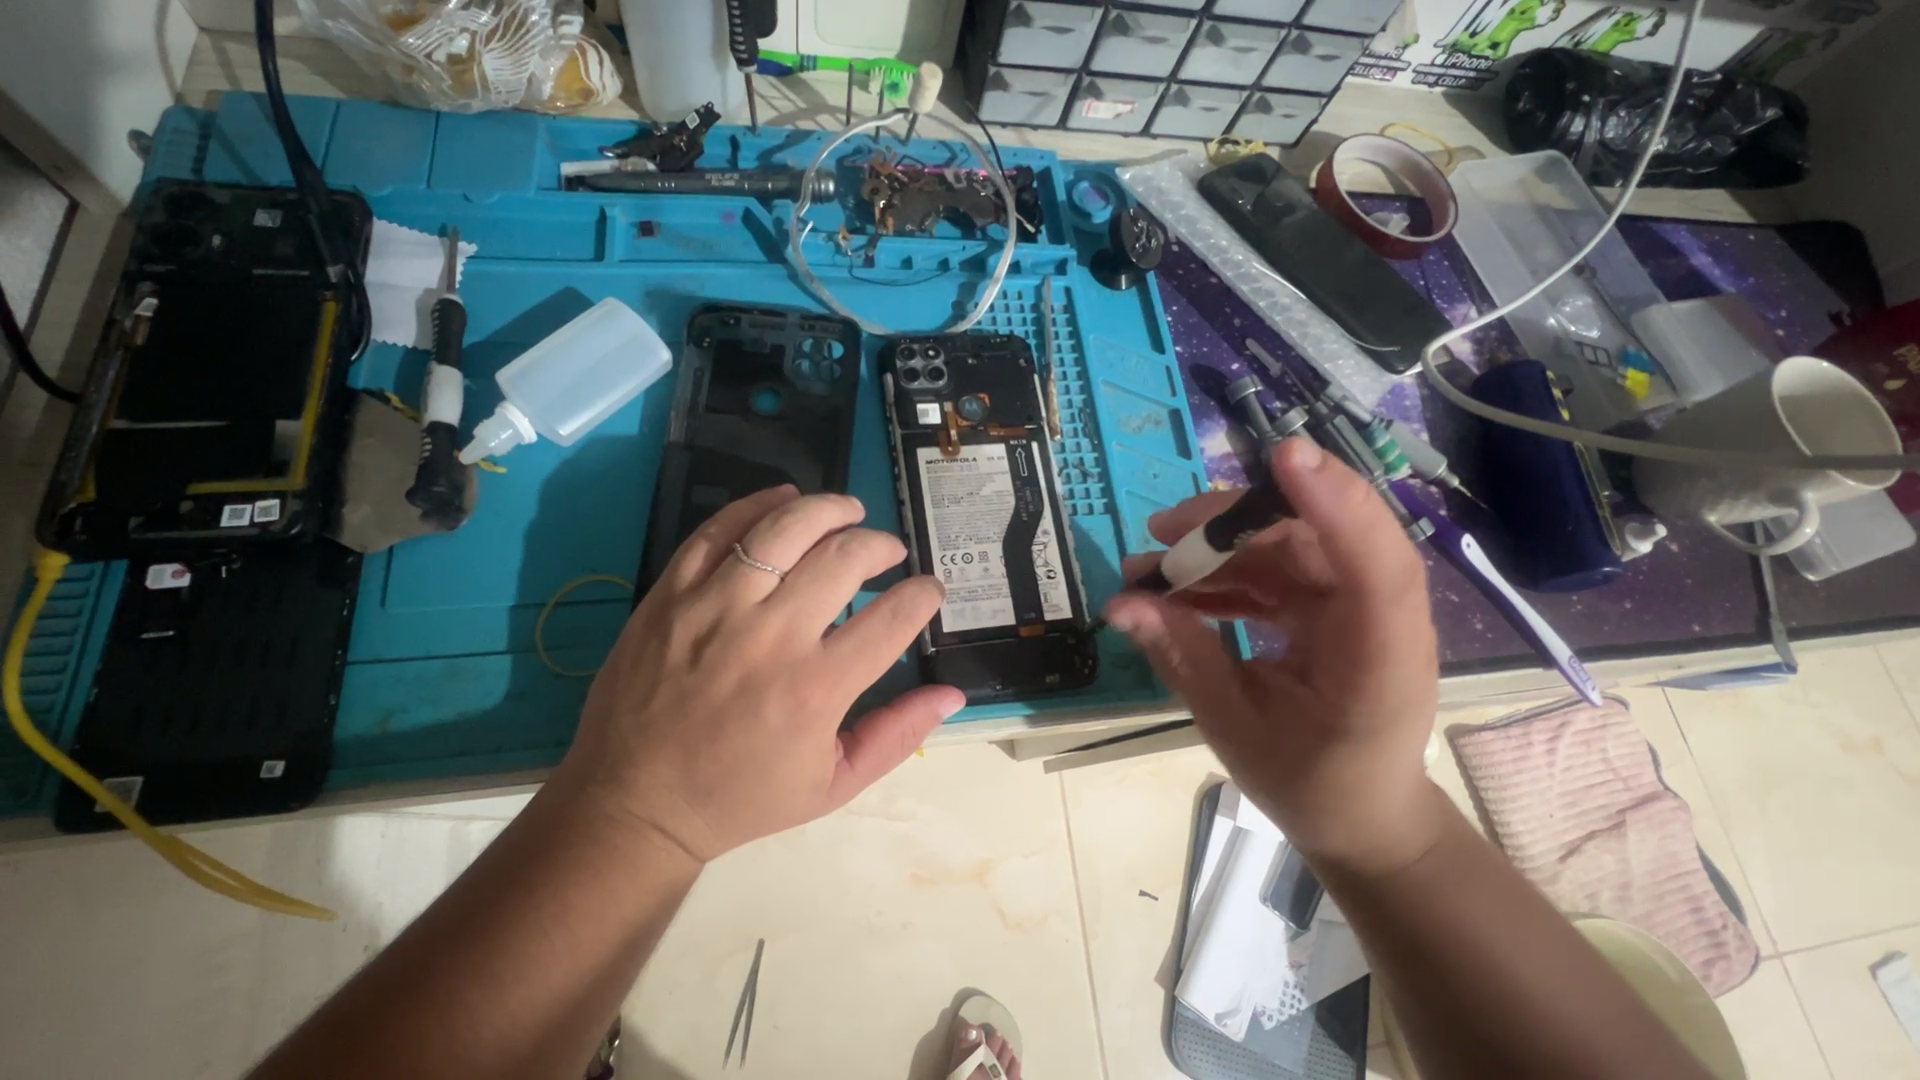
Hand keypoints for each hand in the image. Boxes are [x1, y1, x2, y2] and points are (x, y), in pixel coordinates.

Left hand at [555, 486, 963, 863]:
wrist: (633, 801)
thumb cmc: (741, 798)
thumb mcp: (832, 785)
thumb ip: (897, 736)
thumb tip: (952, 693)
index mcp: (816, 688)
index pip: (894, 617)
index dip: (923, 595)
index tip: (928, 591)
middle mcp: (771, 636)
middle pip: (845, 558)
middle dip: (882, 546)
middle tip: (888, 553)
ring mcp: (715, 607)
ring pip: (785, 528)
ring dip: (830, 509)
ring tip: (850, 511)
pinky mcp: (673, 592)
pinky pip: (721, 529)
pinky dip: (760, 504)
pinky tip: (786, 500)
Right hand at [1106, 437, 1444, 875]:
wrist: (1361, 816)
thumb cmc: (1313, 784)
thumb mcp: (1236, 728)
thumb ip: (1185, 659)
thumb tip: (1121, 604)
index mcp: (1379, 659)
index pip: (1374, 565)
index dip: (1334, 504)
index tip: (1282, 454)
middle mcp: (1380, 618)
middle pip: (1318, 538)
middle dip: (1236, 524)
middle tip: (1161, 532)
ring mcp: (1357, 608)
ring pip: (1291, 547)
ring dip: (1220, 549)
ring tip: (1150, 565)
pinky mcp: (1333, 608)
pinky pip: (1279, 572)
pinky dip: (1228, 575)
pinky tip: (1179, 591)